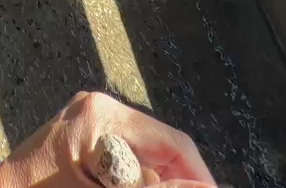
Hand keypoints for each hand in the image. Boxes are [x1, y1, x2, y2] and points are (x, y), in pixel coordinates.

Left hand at [0, 92, 216, 187]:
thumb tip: (201, 187)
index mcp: (101, 116)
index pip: (172, 144)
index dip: (198, 178)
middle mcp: (97, 106)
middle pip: (163, 146)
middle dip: (180, 179)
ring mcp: (89, 116)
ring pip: (149, 151)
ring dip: (161, 178)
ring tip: (169, 186)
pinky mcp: (84, 130)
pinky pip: (128, 152)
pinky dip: (139, 175)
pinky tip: (142, 184)